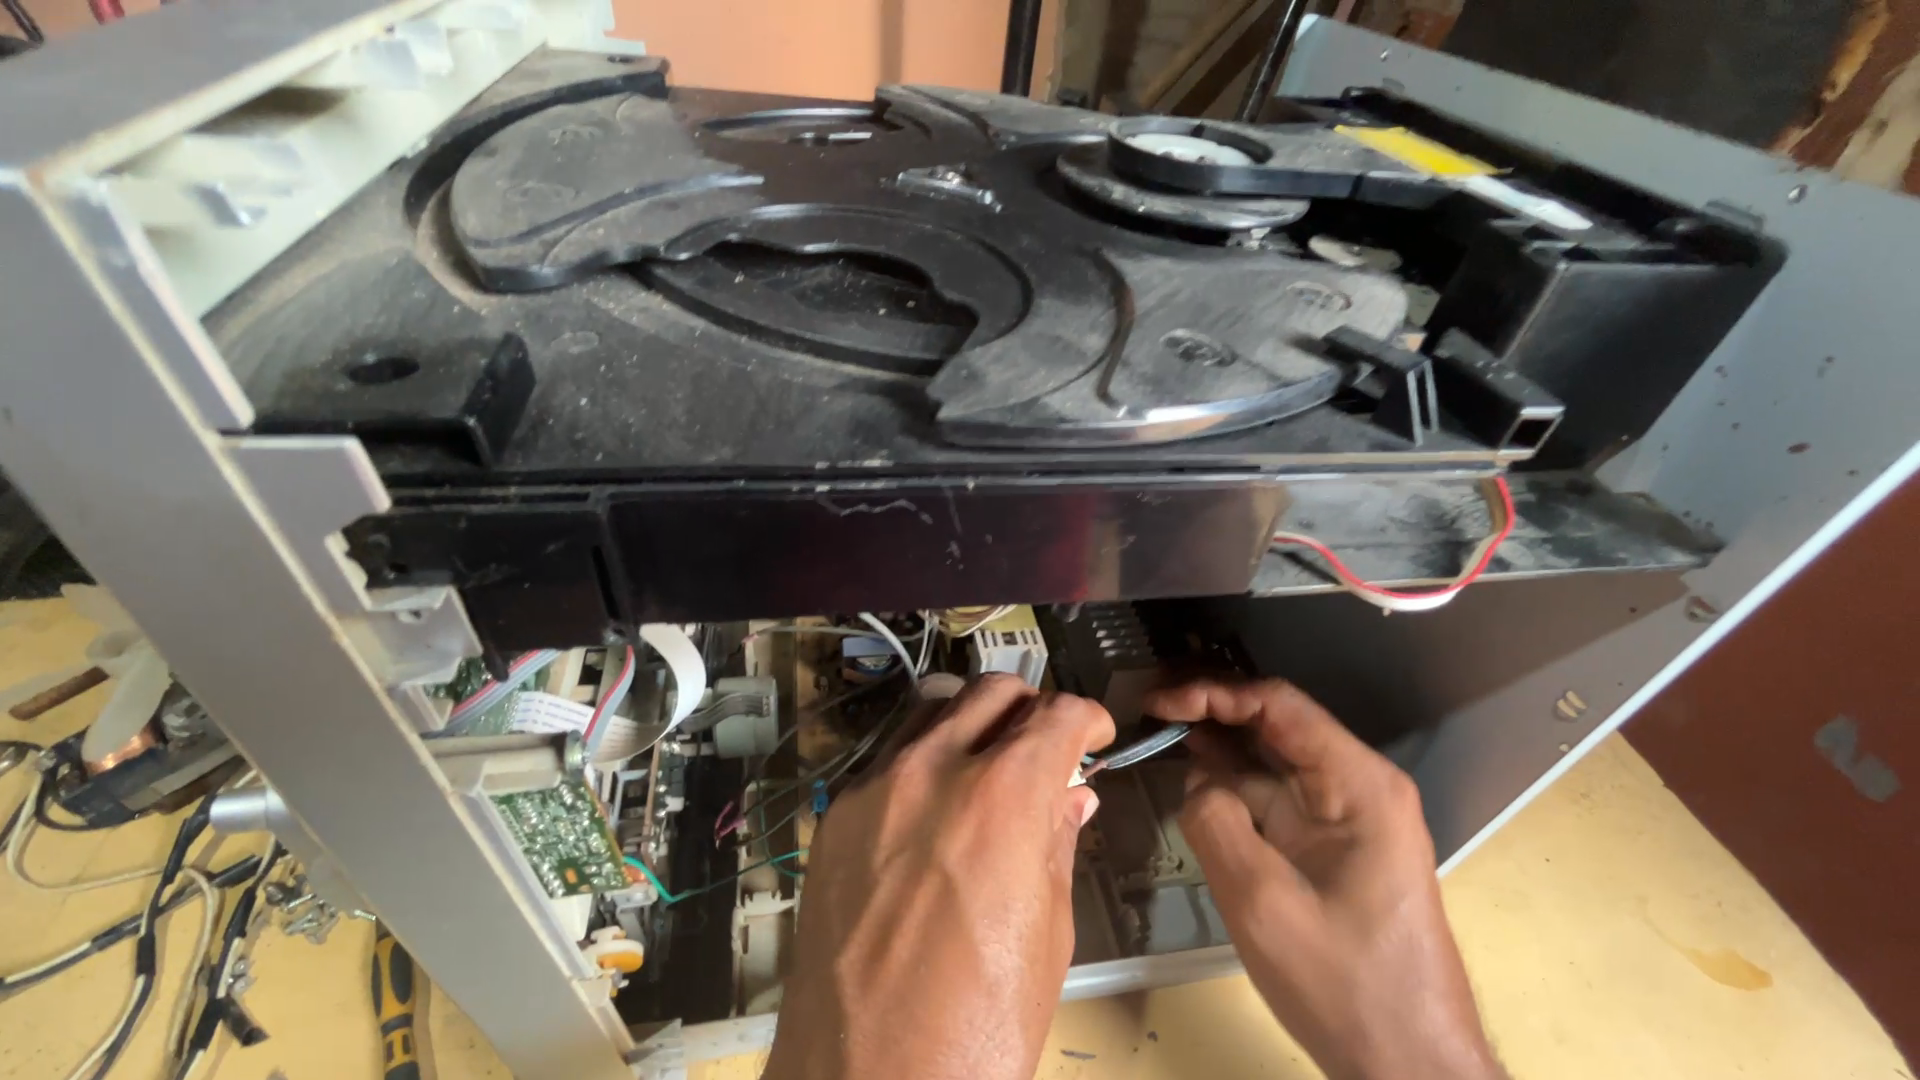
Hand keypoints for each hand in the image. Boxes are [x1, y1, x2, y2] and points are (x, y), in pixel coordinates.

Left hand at [764, 675, 1114, 1079]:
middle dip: (1031, 707)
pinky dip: (924, 760)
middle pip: (991, 691)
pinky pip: (887, 758)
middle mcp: (932, 771)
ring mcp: (873, 788)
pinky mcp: (835, 817)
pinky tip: (935, 809)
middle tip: (1046, 748)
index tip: (1095, 736)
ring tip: (989, 765)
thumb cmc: (978, 1026)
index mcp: (1002, 797)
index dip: (1087, 718)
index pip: (1056, 713)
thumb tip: (1073, 795)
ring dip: (972, 722)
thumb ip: (1057, 844)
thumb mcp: (1047, 935)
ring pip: (932, 710)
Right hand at [1144, 677, 1502, 1079]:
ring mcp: (1341, 818)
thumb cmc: (1345, 982)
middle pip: (1273, 727)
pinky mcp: (1326, 846)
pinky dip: (1228, 787)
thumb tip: (1194, 781)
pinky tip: (1191, 781)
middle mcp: (1353, 787)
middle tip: (1148, 712)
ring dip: (1215, 749)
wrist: (1408, 1065)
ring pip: (1267, 764)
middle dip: (1209, 714)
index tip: (1159, 703)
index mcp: (1356, 784)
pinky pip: (1270, 800)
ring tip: (1157, 736)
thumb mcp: (1262, 901)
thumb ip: (1215, 821)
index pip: (1278, 706)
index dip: (1213, 694)